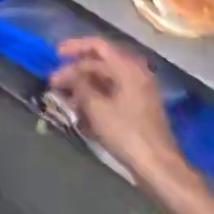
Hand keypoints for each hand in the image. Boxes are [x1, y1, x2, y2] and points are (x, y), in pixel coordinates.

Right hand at [51, 38, 192, 189]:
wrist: (158, 167)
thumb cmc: (126, 133)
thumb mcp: (97, 108)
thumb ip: (79, 85)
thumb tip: (68, 74)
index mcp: (128, 68)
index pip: (98, 46)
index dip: (75, 47)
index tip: (56, 54)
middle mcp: (135, 74)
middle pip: (100, 64)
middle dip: (76, 72)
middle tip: (54, 83)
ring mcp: (138, 92)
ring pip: (105, 81)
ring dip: (84, 88)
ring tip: (64, 100)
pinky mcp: (138, 109)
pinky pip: (112, 95)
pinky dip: (96, 100)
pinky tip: (80, 113)